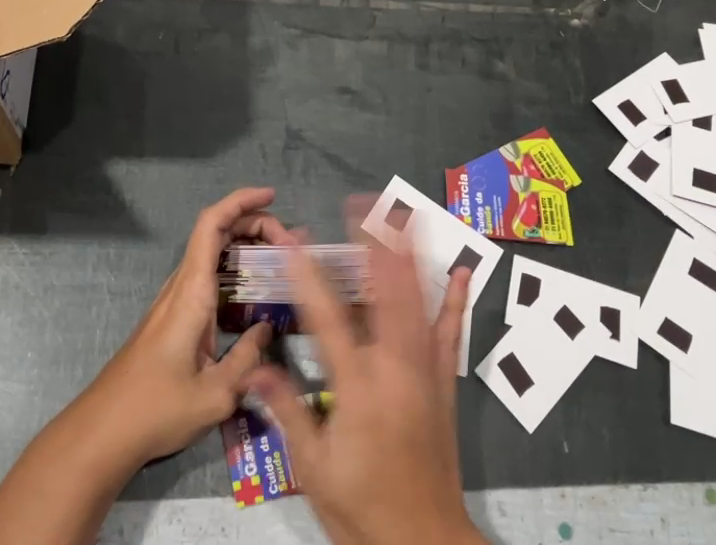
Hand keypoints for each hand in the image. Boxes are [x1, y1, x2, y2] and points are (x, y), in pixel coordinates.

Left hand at [73, 186, 292, 465]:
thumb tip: (267, 330)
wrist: (103, 432)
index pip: (211, 226)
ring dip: (246, 247)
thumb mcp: (216, 394)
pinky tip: (255, 296)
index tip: (272, 196)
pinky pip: (208, 279)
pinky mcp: (172, 319)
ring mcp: (174, 302)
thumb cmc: (156, 410)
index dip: (240, 202)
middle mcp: (181, 288)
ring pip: (211, 255)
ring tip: (283, 263)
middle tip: (291, 245)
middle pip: (215, 233)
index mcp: (191, 294)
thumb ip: (247, 358)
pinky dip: (235, 272)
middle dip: (255, 225)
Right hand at [246, 208, 486, 544]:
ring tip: (404, 216)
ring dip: (410, 256)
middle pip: (384, 292)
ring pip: (419, 302)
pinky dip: (455, 301)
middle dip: (371, 245)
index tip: (290, 240)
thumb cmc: (361, 507)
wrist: (423, 540)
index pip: (325, 315)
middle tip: (360, 204)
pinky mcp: (444, 384)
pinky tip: (460, 272)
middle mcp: (395, 366)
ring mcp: (425, 372)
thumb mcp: (312, 467)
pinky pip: (451, 334)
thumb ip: (287, 411)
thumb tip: (255, 367)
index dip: (304, 273)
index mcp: (358, 385)